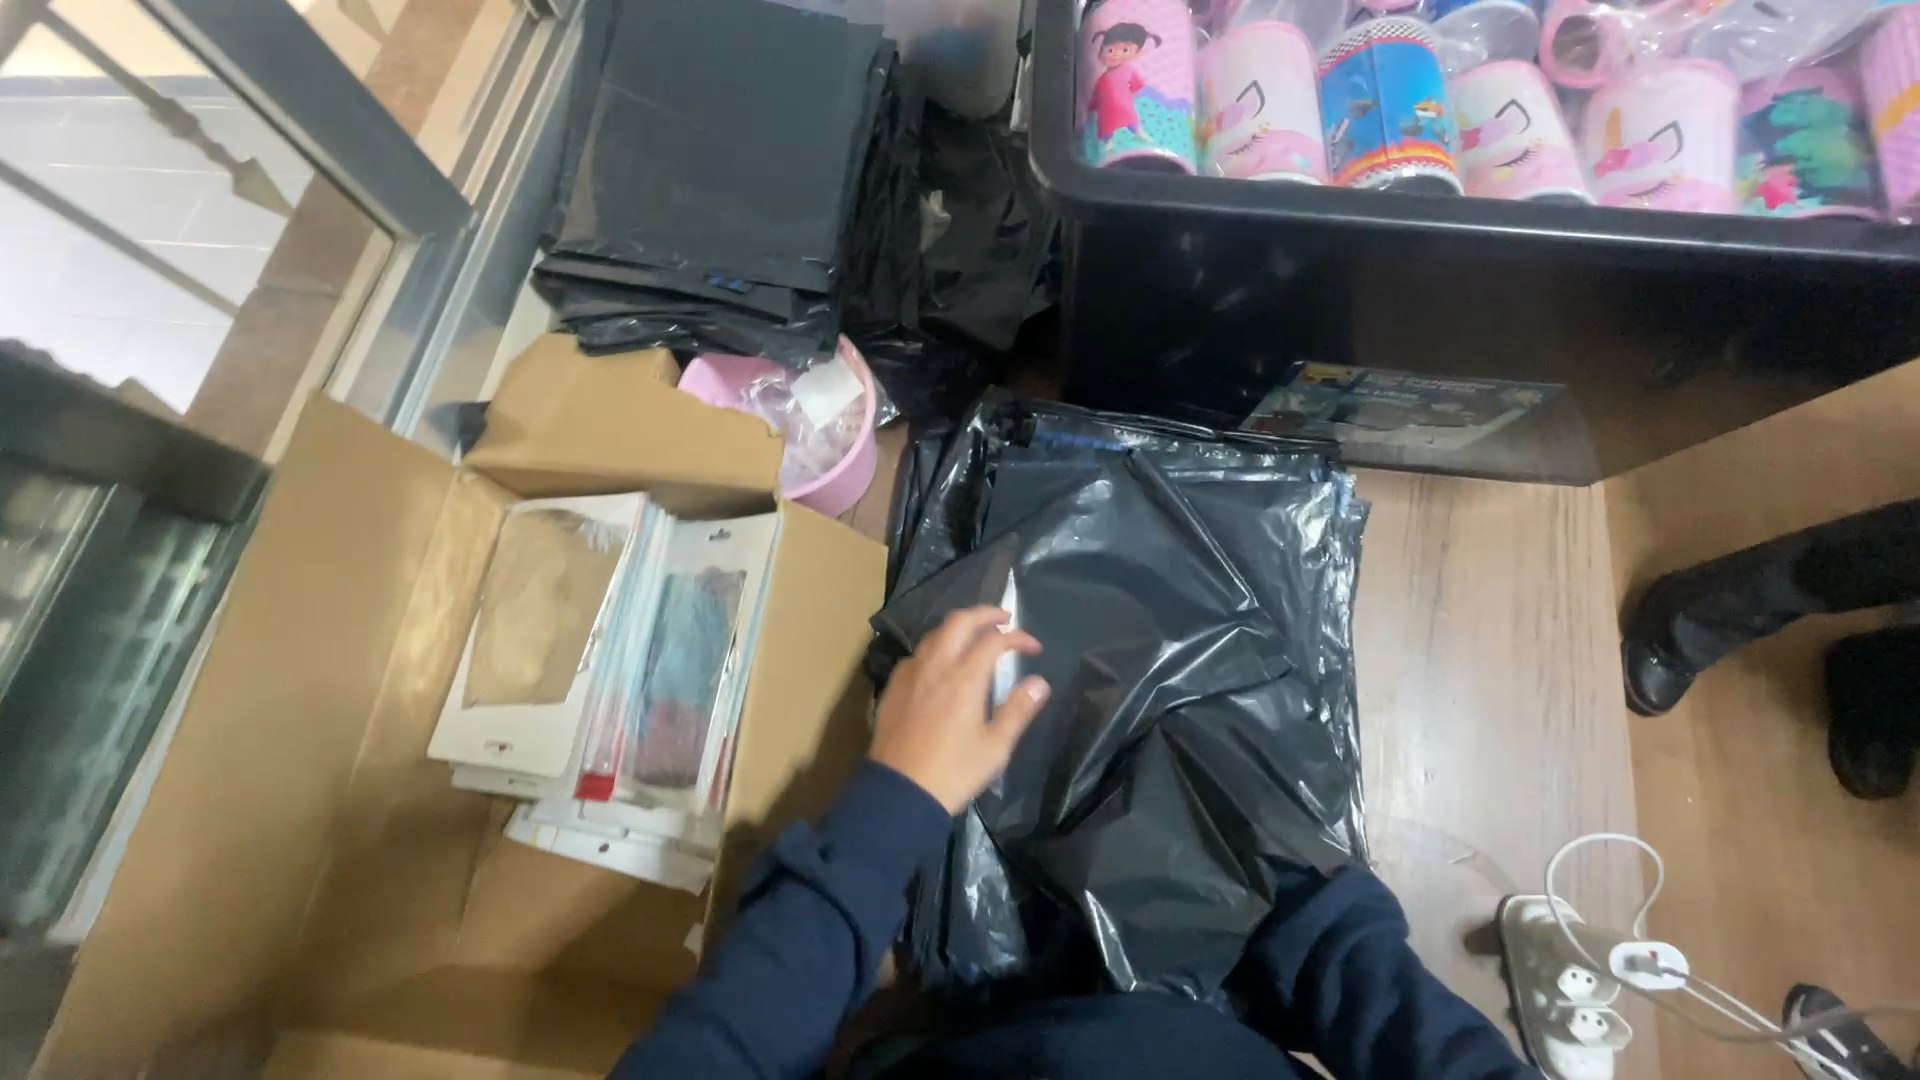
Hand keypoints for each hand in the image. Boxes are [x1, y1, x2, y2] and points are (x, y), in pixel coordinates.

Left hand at [869, 607, 1049, 814]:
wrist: (899, 792)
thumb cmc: (953, 772)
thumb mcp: (995, 748)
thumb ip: (1018, 710)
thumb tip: (1038, 682)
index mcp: (964, 678)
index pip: (994, 640)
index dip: (1017, 637)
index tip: (1033, 647)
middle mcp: (935, 665)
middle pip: (959, 621)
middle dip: (985, 614)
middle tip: (1004, 619)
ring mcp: (910, 673)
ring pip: (935, 633)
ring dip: (959, 626)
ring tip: (976, 635)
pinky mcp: (894, 685)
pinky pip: (918, 652)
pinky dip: (937, 645)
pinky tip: (942, 661)